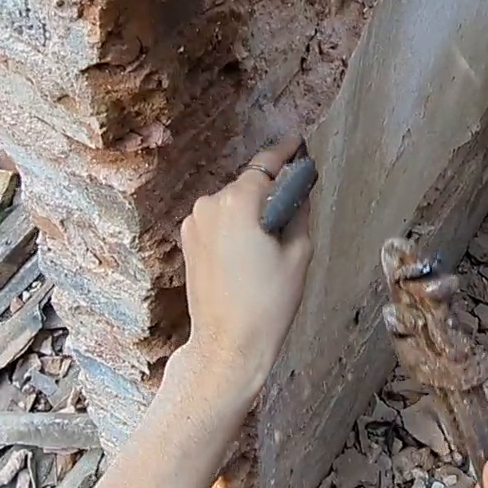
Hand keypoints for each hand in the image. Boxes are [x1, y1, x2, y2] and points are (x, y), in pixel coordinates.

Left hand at [169, 135, 313, 416]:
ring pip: (233, 203)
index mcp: (238, 202)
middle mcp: (209, 204)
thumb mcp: (299, 253)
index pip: (267, 164)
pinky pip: (219, 220)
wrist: (228, 344)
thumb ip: (299, 210)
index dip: (286, 152)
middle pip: (249, 185)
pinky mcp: (187, 240)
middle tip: (293, 216)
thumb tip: (300, 188)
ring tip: (269, 246)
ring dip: (251, 212)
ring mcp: (194, 222)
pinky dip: (235, 226)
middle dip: (271, 193)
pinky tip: (249, 255)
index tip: (299, 143)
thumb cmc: (268, 302)